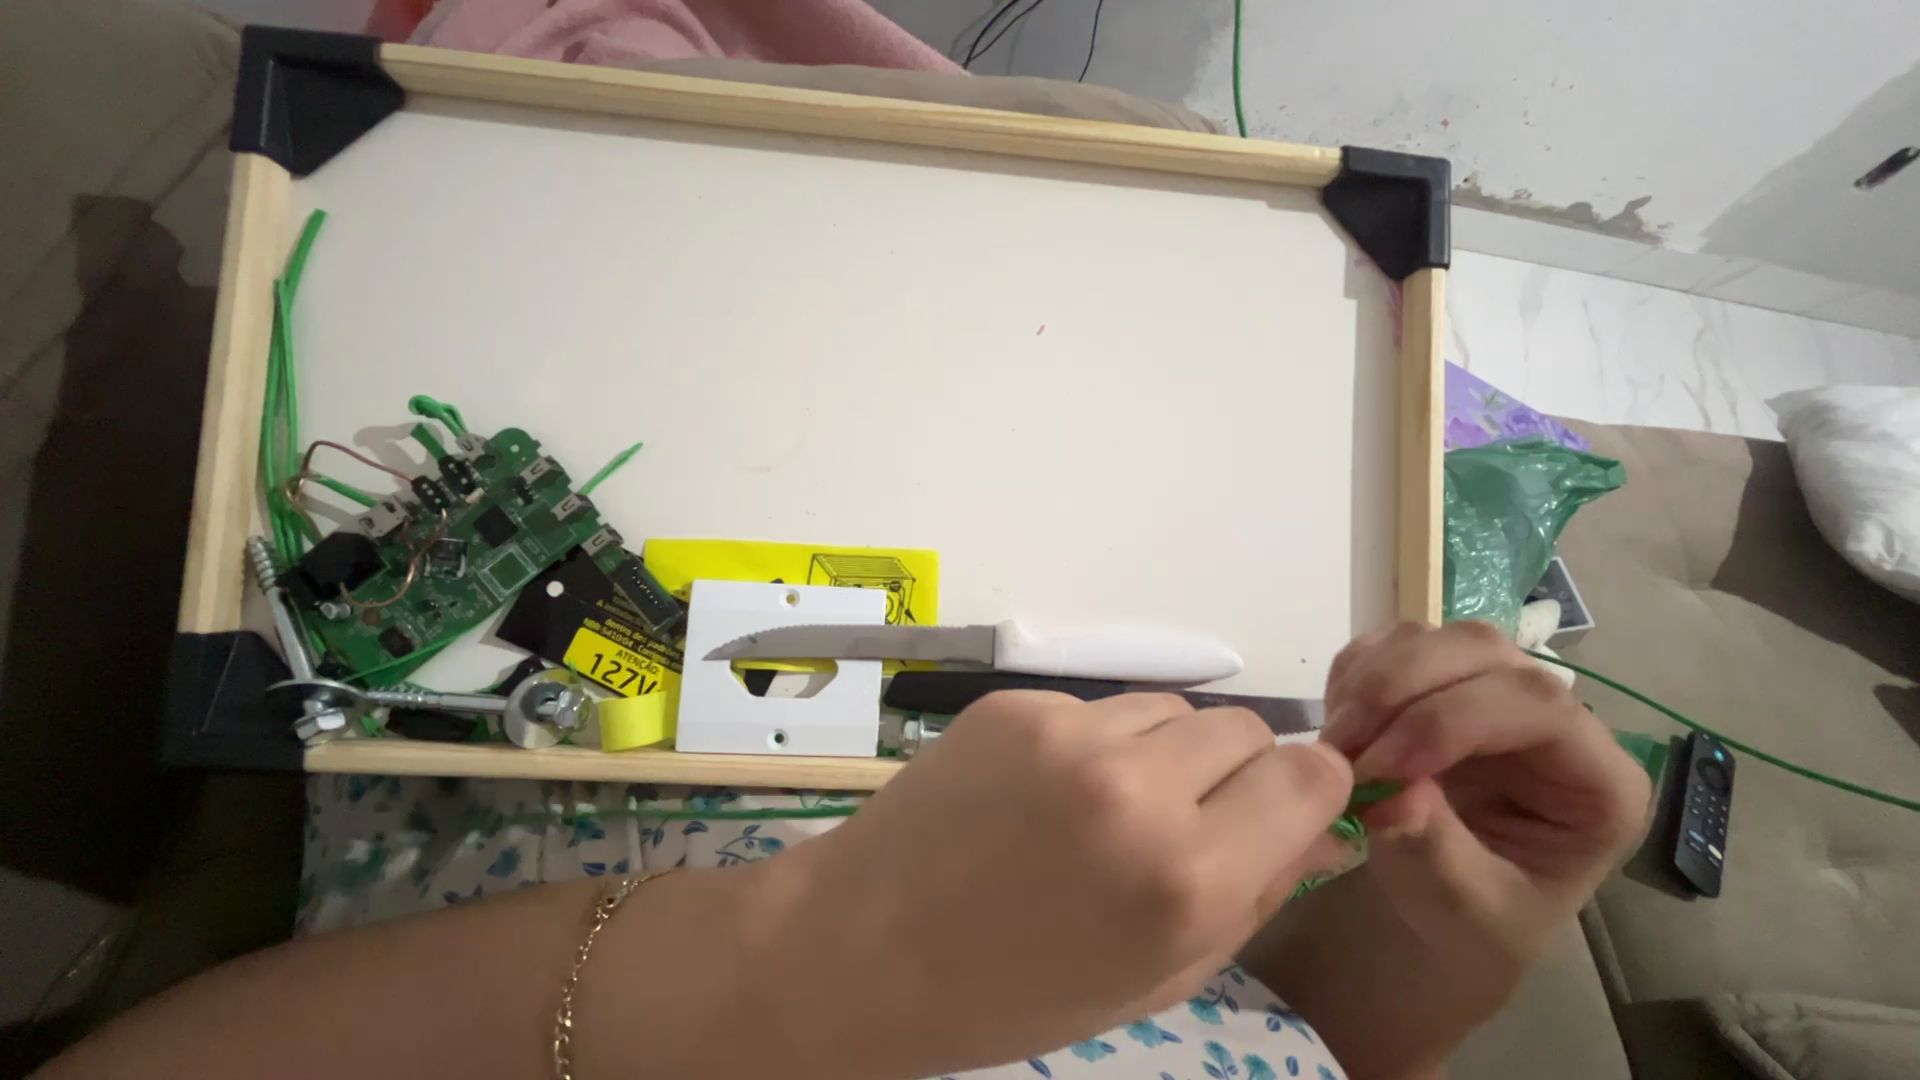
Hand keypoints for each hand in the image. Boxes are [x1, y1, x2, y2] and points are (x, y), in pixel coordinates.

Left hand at [766, 690, 1355, 1078]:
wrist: (863, 947)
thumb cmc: (1013, 993)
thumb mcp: (1157, 977)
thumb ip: (1254, 892)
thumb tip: (1319, 822)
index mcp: (1184, 878)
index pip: (1307, 776)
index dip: (1302, 793)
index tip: (1275, 812)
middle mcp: (1135, 786)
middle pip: (1245, 729)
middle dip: (1235, 772)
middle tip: (1182, 817)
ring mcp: (1066, 731)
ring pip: (1171, 707)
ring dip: (1164, 750)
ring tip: (1104, 803)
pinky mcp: (1014, 703)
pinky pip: (1096, 706)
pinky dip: (1095, 740)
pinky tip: (1043, 788)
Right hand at [1322, 621, 1650, 967]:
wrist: (1440, 908)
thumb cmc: (1470, 918)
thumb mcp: (1463, 908)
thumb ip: (1436, 853)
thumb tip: (1393, 792)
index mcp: (1594, 778)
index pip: (1536, 705)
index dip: (1449, 719)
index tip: (1378, 770)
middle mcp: (1549, 717)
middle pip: (1480, 651)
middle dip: (1397, 690)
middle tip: (1341, 750)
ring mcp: (1485, 688)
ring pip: (1429, 638)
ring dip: (1368, 681)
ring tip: (1336, 745)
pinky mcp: (1431, 681)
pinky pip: (1385, 646)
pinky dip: (1350, 676)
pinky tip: (1340, 728)